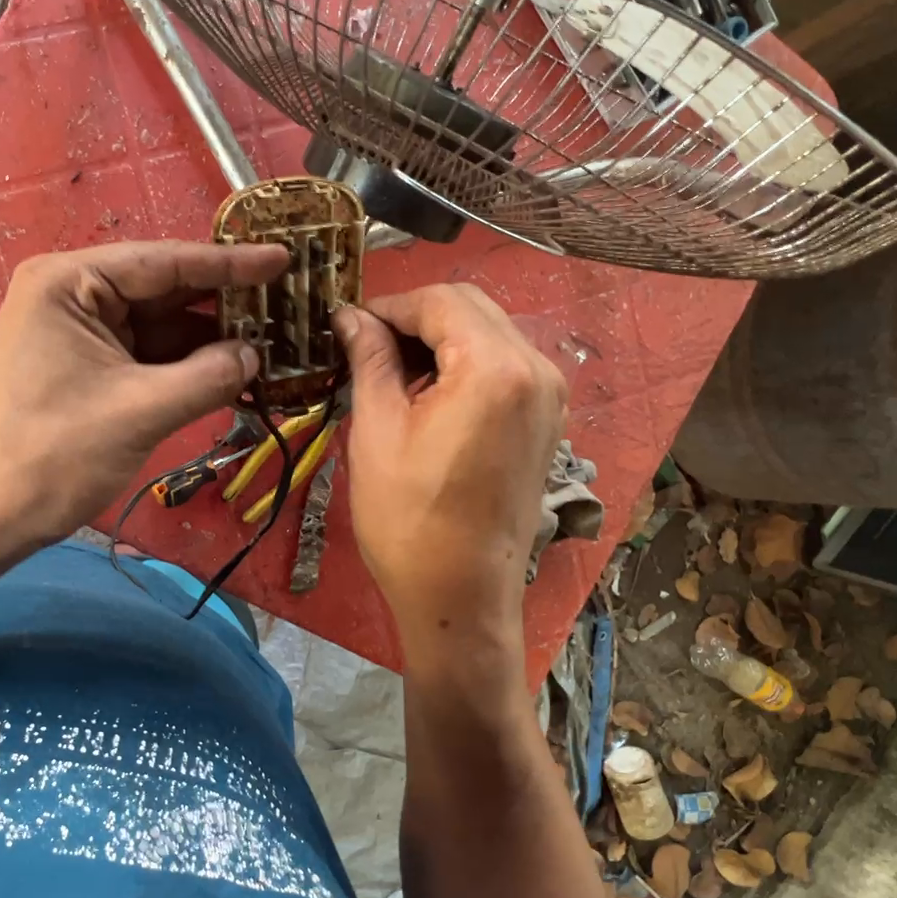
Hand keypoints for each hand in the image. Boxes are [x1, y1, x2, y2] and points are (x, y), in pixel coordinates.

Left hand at [0, 241, 288, 544]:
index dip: (229, 264)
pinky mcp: (88, 368)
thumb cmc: (56, 455)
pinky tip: (235, 373)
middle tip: (287, 306)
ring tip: (273, 343)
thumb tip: (257, 355)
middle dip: (223, 304)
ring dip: (211, 340)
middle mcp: (73, 295)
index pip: (164, 262)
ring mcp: (79, 333)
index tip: (283, 259)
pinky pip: (148, 356)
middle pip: (164, 290)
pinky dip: (188, 366)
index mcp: (70, 283)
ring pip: (160, 326)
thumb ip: (208, 376)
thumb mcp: (142, 411)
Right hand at [332, 285, 565, 662]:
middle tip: (364, 349)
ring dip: (439, 341)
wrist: (461, 597)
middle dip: (414, 319)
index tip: (346, 327)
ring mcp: (550, 396)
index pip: (438, 301)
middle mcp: (537, 369)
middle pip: (470, 309)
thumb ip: (369, 360)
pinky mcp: (548, 421)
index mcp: (495, 367)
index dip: (387, 306)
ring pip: (489, 334)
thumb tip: (351, 318)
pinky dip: (465, 365)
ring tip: (392, 377)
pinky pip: (504, 366)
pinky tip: (431, 396)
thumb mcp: (377, 432)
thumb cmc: (409, 521)